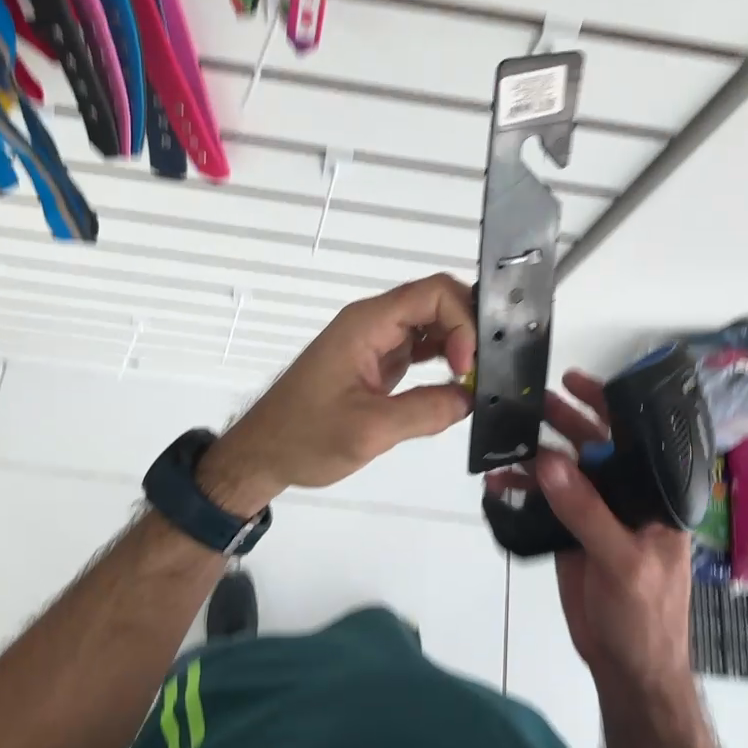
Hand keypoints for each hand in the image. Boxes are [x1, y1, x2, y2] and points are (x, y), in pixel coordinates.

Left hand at [201, 274, 476, 513]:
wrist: (263, 454)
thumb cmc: (306, 437)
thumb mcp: (369, 430)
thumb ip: (425, 411)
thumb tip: (469, 400)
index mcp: (367, 324)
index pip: (432, 293)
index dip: (461, 321)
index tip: (467, 367)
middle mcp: (373, 323)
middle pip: (436, 301)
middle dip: (467, 328)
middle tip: (484, 370)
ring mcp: (375, 340)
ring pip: (431, 323)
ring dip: (459, 343)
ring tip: (479, 377)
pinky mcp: (377, 361)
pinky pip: (419, 347)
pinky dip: (444, 359)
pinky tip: (460, 382)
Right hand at [537, 370, 692, 692]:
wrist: (627, 668)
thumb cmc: (645, 615)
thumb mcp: (623, 561)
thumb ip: (586, 512)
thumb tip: (548, 461)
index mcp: (651, 498)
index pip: (631, 440)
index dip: (606, 406)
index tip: (573, 380)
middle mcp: (624, 498)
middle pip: (592, 448)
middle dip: (563, 421)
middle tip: (530, 401)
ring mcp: (595, 515)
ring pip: (563, 472)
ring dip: (535, 454)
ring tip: (505, 437)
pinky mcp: (569, 535)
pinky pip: (543, 502)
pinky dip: (521, 489)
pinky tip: (497, 481)